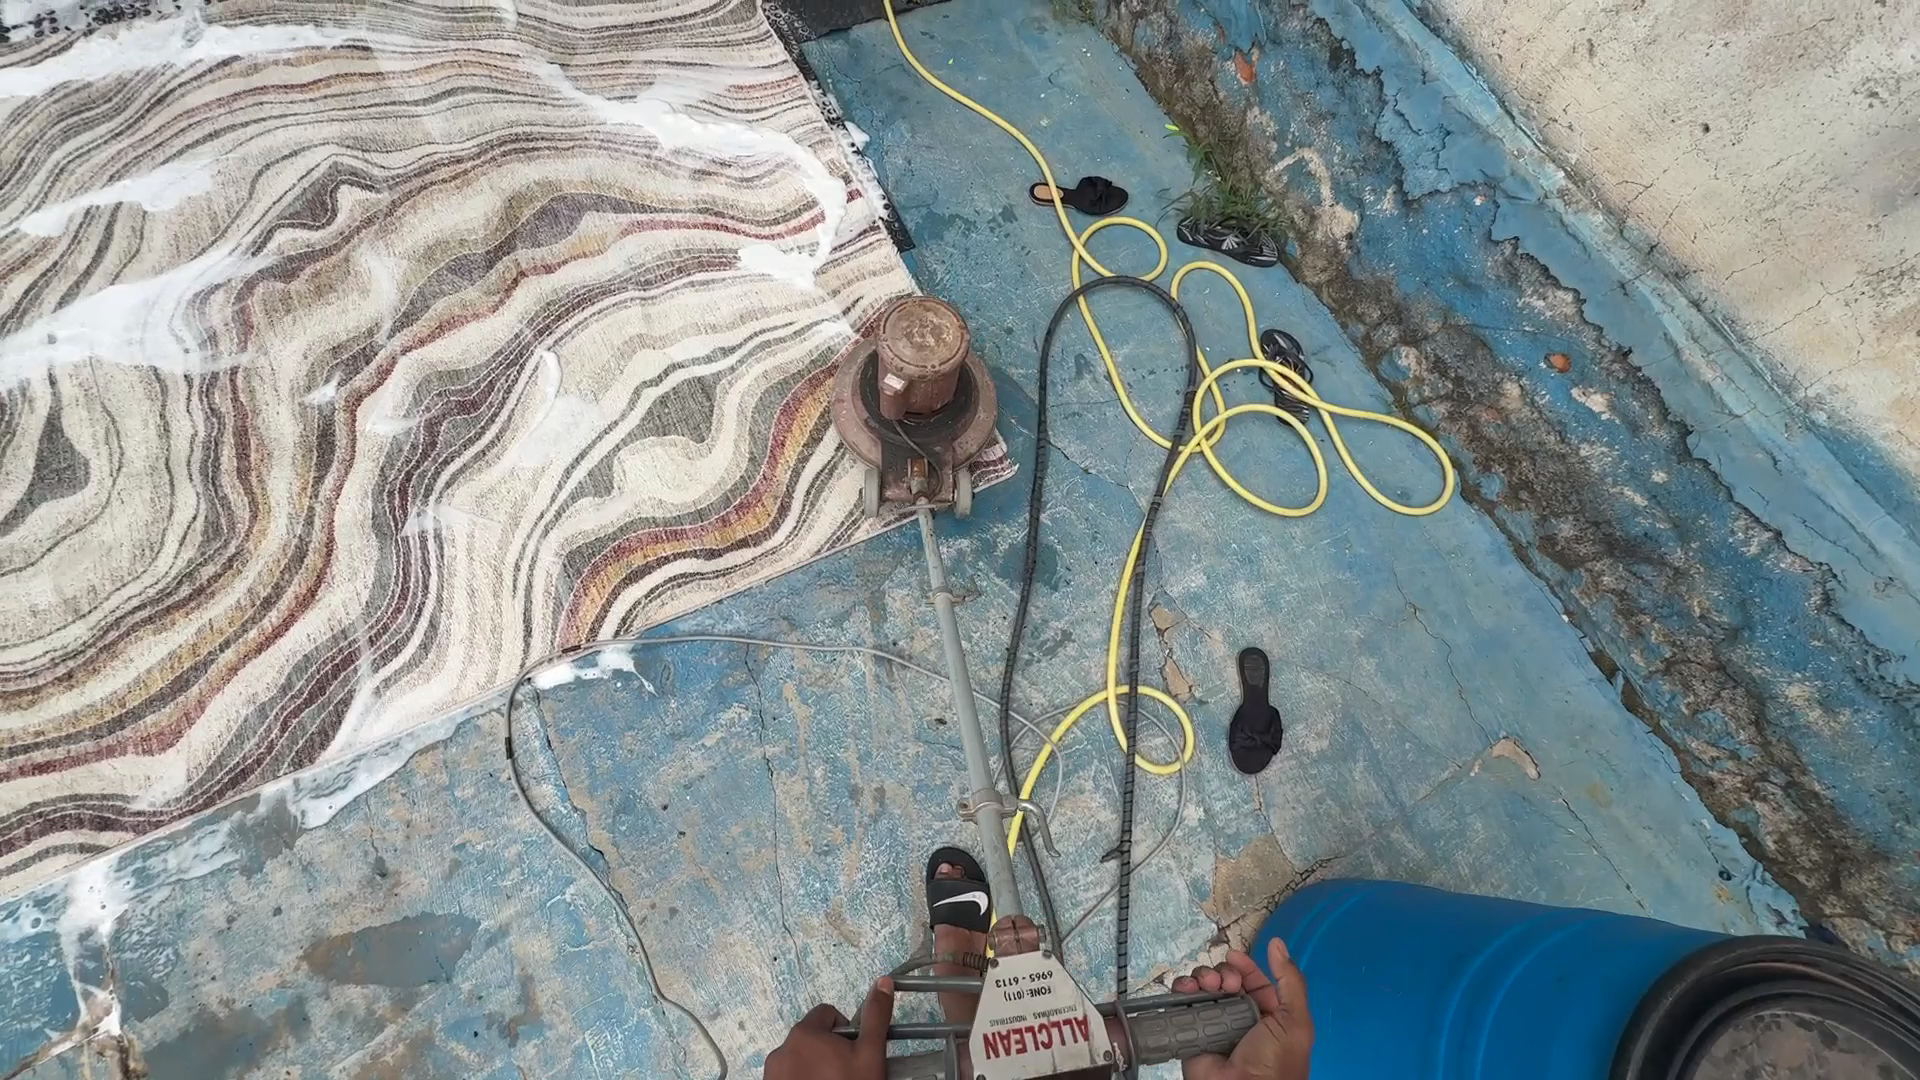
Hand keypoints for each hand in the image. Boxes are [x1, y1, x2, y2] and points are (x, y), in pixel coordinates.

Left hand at [765, 977, 895, 1079]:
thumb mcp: (870, 1055)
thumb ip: (876, 1016)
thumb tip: (883, 981)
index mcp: (804, 1034)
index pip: (827, 1014)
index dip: (845, 1032)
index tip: (853, 1055)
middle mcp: (781, 1051)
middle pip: (812, 1038)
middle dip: (829, 1052)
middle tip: (846, 1076)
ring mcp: (771, 1077)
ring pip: (799, 1061)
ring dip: (814, 1070)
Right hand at [1176, 940, 1311, 1079]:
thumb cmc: (1273, 1061)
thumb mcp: (1295, 1023)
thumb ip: (1290, 982)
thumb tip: (1277, 943)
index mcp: (1267, 1015)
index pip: (1253, 980)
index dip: (1245, 965)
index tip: (1234, 957)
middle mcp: (1239, 1016)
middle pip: (1226, 978)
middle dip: (1223, 972)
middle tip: (1225, 984)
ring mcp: (1214, 1021)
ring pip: (1204, 984)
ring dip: (1203, 977)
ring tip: (1206, 987)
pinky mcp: (1191, 1027)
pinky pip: (1184, 999)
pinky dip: (1183, 988)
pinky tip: (1187, 989)